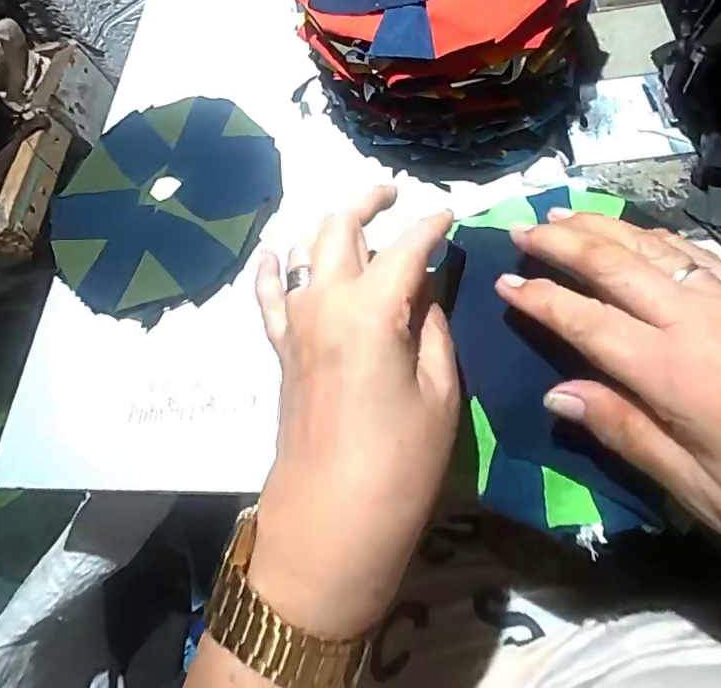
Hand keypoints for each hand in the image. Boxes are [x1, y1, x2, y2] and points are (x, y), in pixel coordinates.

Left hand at [248, 186, 457, 638]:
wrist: (328, 526)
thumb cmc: (399, 464)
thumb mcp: (439, 392)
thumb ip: (433, 328)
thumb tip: (428, 289)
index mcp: (373, 310)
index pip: (408, 248)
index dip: (432, 226)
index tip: (450, 214)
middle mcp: (327, 303)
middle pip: (340, 229)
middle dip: (368, 202)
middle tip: (395, 194)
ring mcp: (297, 325)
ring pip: (307, 252)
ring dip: (332, 227)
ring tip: (358, 218)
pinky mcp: (282, 350)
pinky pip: (270, 297)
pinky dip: (273, 270)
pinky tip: (276, 253)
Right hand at [492, 210, 720, 655]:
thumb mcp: (705, 497)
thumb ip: (627, 431)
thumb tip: (558, 393)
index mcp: (681, 376)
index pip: (588, 321)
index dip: (540, 299)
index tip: (503, 282)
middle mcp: (705, 321)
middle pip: (617, 263)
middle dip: (563, 241)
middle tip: (521, 229)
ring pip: (657, 247)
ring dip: (606, 228)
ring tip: (565, 216)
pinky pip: (698, 253)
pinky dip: (657, 237)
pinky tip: (640, 235)